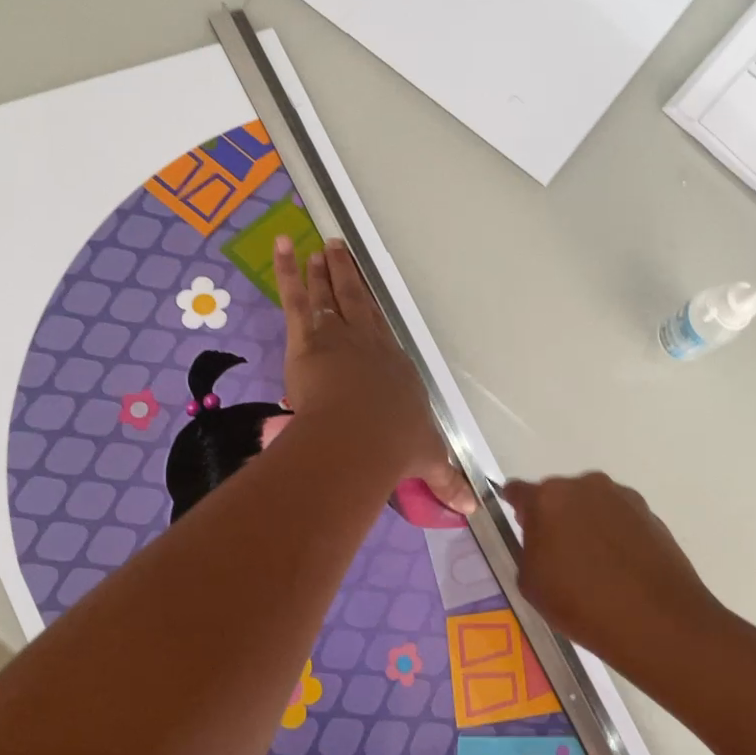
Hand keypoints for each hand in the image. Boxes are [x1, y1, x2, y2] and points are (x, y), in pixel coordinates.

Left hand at [273, 235, 475, 515]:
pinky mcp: (309, 338)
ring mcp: (340, 336)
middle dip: (347, 276)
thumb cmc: (394, 447)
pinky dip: (289, 271)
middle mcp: (370, 343)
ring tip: (316, 248)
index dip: (372, 315)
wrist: (361, 438)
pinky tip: (283, 246)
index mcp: (396, 368)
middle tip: (336, 249)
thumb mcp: (426, 461)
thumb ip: (445, 481)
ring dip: (322, 272)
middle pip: (357, 302)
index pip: (382, 336)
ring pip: (328, 296)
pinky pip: (296, 298)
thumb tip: (472, 509)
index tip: (365, 299)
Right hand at [501, 473, 726, 667]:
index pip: (518, 492)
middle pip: (558, 496)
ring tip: (593, 566)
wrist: (656, 620)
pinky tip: (619, 568)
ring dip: (586, 524)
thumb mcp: (531, 583)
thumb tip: (540, 538)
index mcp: (547, 499)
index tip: (518, 526)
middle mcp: (585, 486)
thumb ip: (528, 549)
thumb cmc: (580, 604)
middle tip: (557, 555)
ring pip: (591, 505)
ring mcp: (622, 497)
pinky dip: (614, 535)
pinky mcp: (650, 513)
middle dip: (554, 518)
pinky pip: (619, 518)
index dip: (516, 508)